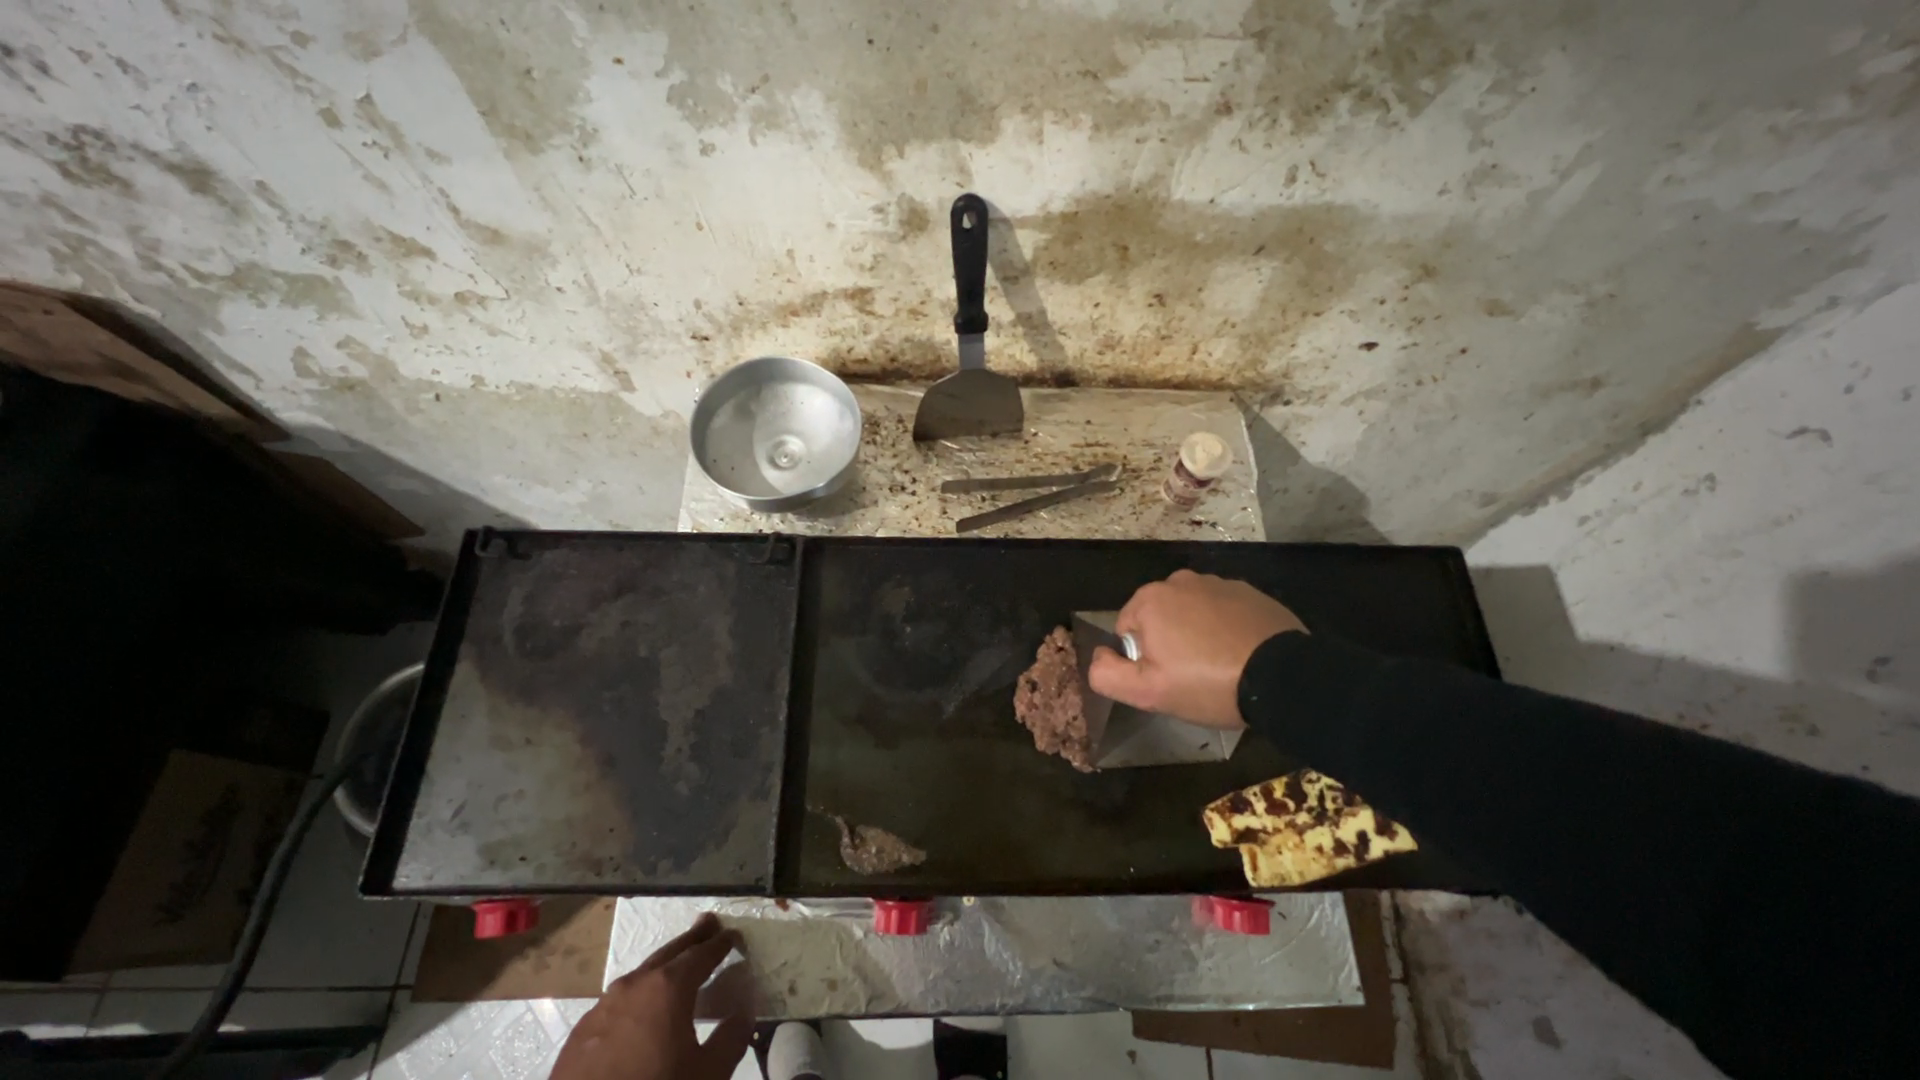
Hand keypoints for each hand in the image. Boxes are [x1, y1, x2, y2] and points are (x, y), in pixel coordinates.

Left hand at [550, 914, 749, 1079]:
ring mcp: (603, 1007)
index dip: (720, 943)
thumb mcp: (708, 1075)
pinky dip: (639, 995)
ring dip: (663, 966)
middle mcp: (634, 986)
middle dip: (691, 939)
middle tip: (708, 924)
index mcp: (668, 988)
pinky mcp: (583, 1031)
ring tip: (678, 966)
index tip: (733, 934)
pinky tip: (642, 1011)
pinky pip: (619, 1001)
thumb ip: (731, 1038)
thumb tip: (744, 1011)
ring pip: (641, 975)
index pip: (701, 954)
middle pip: (669, 953)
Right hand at [1088, 570, 1305, 728]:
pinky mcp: (1252, 593)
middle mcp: (1182, 581)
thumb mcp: (1148, 693)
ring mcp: (1220, 583)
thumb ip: (1106, 674)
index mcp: (1151, 599)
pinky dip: (1227, 631)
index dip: (1143, 660)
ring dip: (1198, 636)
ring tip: (1220, 669)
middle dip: (1170, 644)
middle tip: (1193, 677)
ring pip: (1193, 615)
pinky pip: (1224, 613)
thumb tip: (1098, 656)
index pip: (1127, 631)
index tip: (1168, 679)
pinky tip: (1241, 656)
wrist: (1283, 677)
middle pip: (1160, 619)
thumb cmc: (1208, 683)